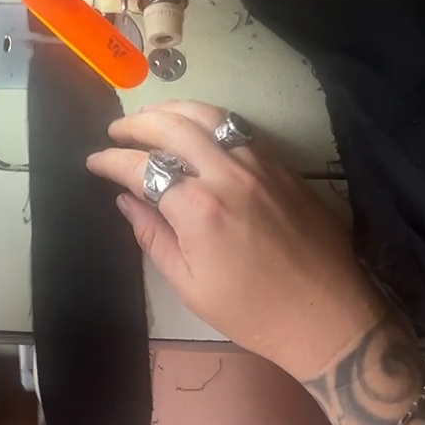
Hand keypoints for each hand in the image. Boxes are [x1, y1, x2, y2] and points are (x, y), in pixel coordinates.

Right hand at [86, 100, 391, 380]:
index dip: (110, 161)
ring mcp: (256, 162)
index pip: (141, 168)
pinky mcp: (279, 162)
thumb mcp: (189, 285)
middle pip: (170, 127)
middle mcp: (225, 173)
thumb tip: (125, 201)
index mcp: (197, 209)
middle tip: (116, 131)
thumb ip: (152, 236)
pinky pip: (236, 124)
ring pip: (205, 114)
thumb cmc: (253, 312)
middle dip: (135, 124)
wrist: (329, 315)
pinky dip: (207, 116)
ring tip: (149, 117)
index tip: (94, 162)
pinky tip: (195, 125)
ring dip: (170, 109)